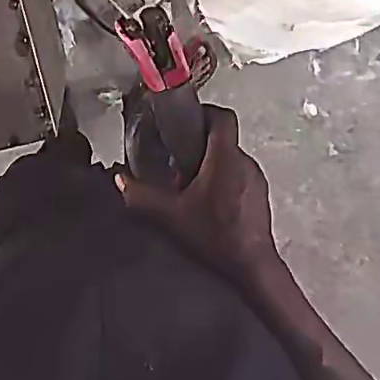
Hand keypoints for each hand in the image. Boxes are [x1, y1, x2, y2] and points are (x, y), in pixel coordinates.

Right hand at [119, 106, 279, 280]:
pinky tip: (207, 203)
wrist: (250, 267)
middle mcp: (245, 163)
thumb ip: (141, 195)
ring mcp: (256, 180)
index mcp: (225, 159)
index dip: (205, 113)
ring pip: (231, 158)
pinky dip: (223, 180)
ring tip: (190, 185)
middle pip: (224, 139)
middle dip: (200, 145)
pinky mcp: (259, 196)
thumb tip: (120, 180)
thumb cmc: (215, 237)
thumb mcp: (170, 215)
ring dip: (211, 165)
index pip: (223, 117)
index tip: (187, 120)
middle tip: (178, 160)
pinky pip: (240, 175)